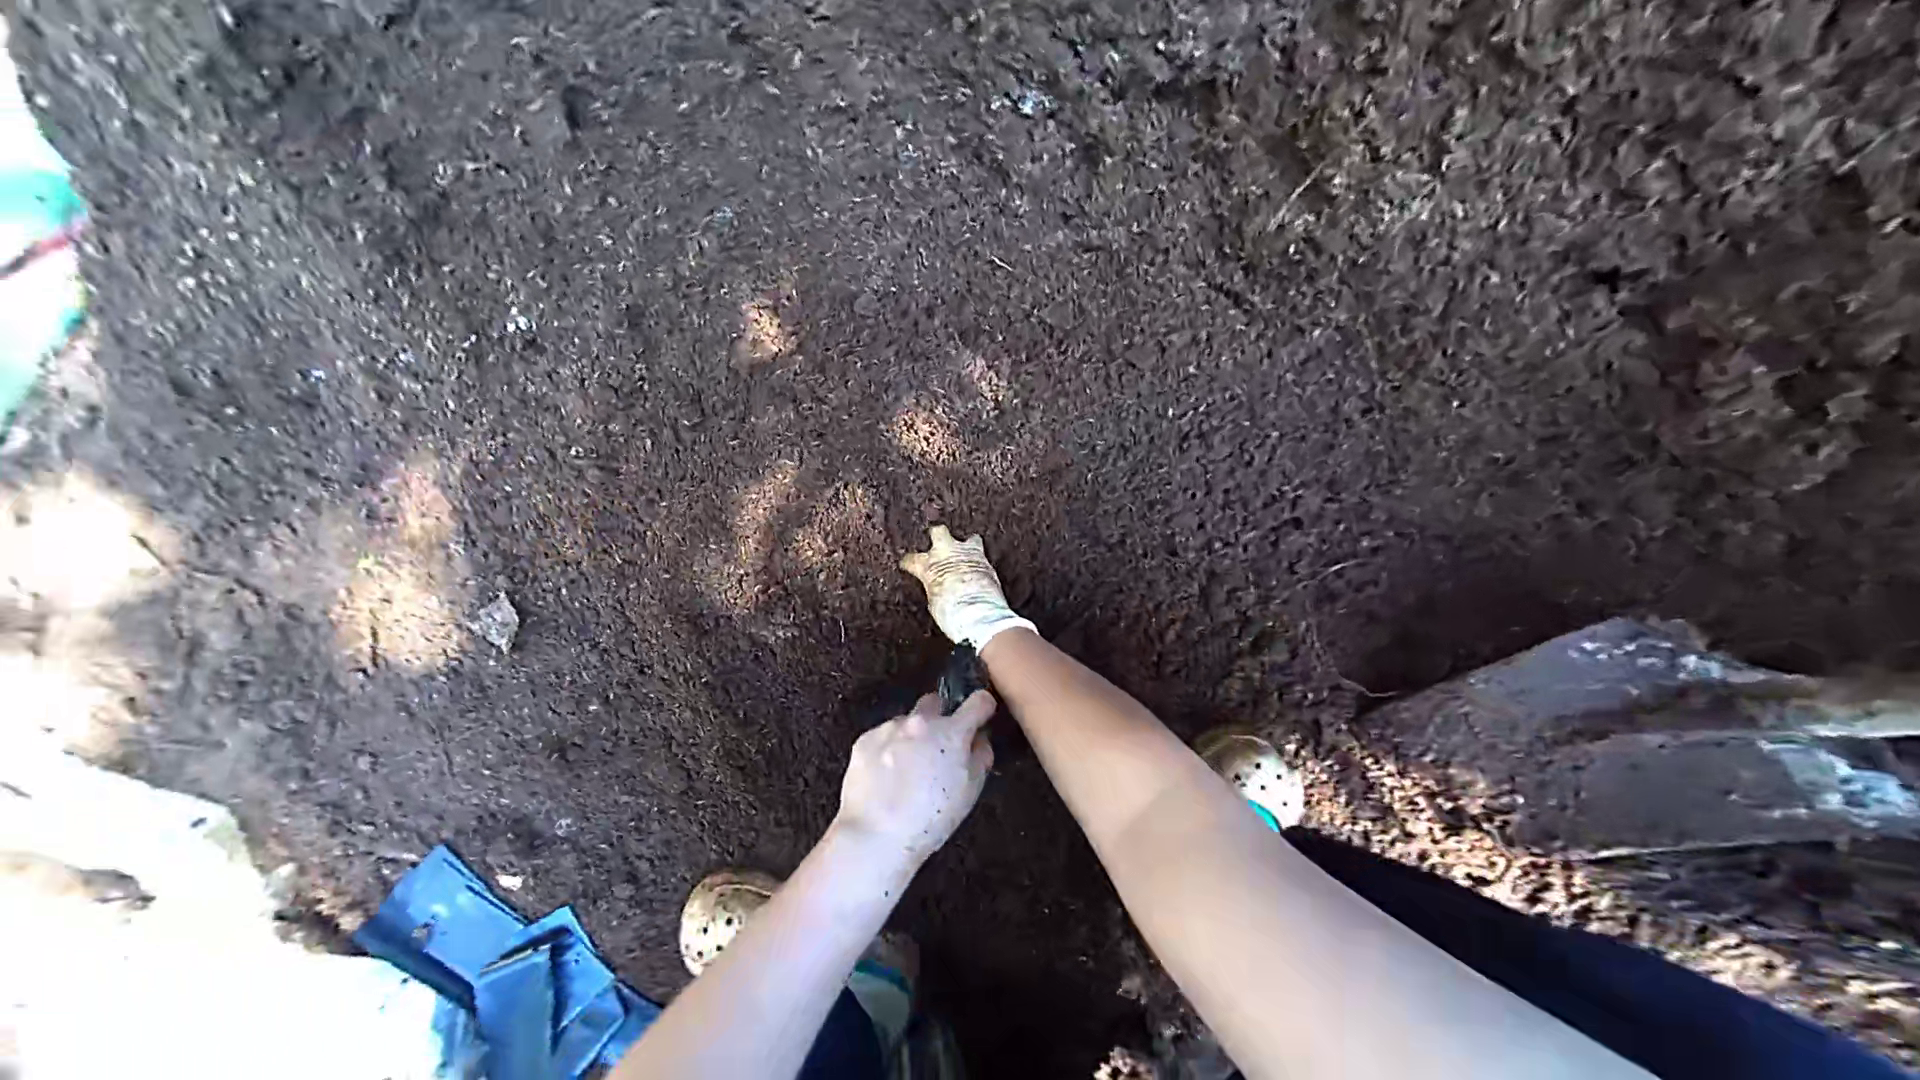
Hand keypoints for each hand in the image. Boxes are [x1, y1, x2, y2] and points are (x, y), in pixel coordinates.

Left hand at [836, 690, 996, 864]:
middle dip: (940, 719)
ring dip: (911, 737)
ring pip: (906, 722)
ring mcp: (890, 728)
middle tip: (938, 749)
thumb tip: (979, 740)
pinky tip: (885, 777)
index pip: (978, 702)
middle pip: (935, 702)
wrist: (874, 835)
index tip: (981, 715)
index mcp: (951, 733)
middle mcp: (920, 722)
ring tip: (906, 772)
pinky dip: (887, 749)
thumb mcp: (969, 793)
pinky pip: (883, 736)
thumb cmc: (928, 820)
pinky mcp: (864, 739)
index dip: (983, 708)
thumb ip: (980, 758)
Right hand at [899, 525, 1036, 648]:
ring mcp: (965, 552)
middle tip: (938, 543)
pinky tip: (979, 566)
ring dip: (966, 545)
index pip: (911, 559)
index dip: (909, 562)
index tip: (909, 564)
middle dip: (938, 536)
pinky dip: (979, 559)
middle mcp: (944, 553)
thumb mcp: (933, 602)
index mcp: (926, 566)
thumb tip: (938, 586)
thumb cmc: (951, 612)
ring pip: (966, 537)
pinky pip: (980, 551)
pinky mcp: (983, 558)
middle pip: (938, 532)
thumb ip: (934, 587)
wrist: (976, 612)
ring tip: (967, 553)